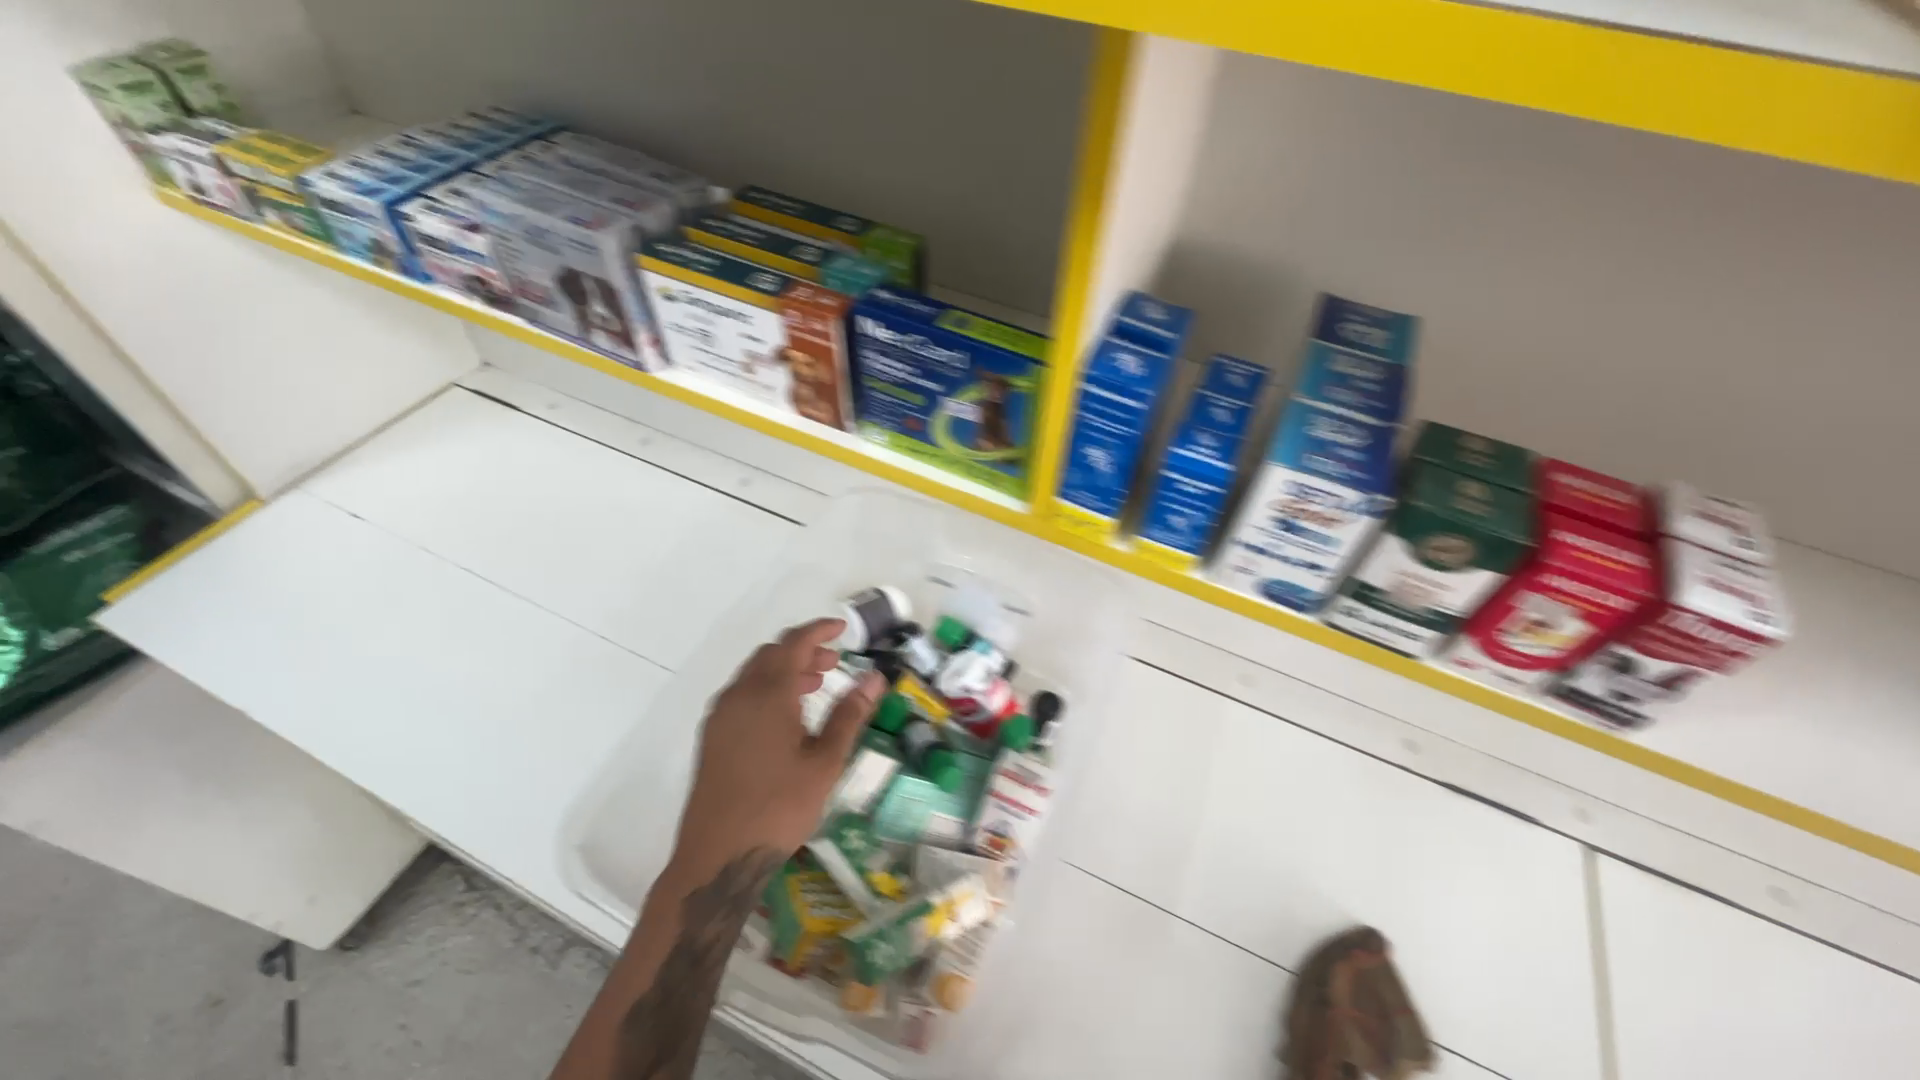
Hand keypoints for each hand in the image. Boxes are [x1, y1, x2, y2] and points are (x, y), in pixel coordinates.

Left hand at [670, 618, 884, 877]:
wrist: (719, 854)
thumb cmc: (780, 807)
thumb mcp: (824, 762)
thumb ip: (849, 715)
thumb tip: (875, 677)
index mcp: (768, 694)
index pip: (794, 643)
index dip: (819, 630)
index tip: (843, 628)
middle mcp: (739, 695)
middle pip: (771, 654)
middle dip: (804, 650)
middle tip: (835, 662)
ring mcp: (720, 715)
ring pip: (754, 674)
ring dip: (784, 670)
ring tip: (816, 686)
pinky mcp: (711, 736)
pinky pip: (741, 694)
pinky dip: (766, 688)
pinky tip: (785, 717)